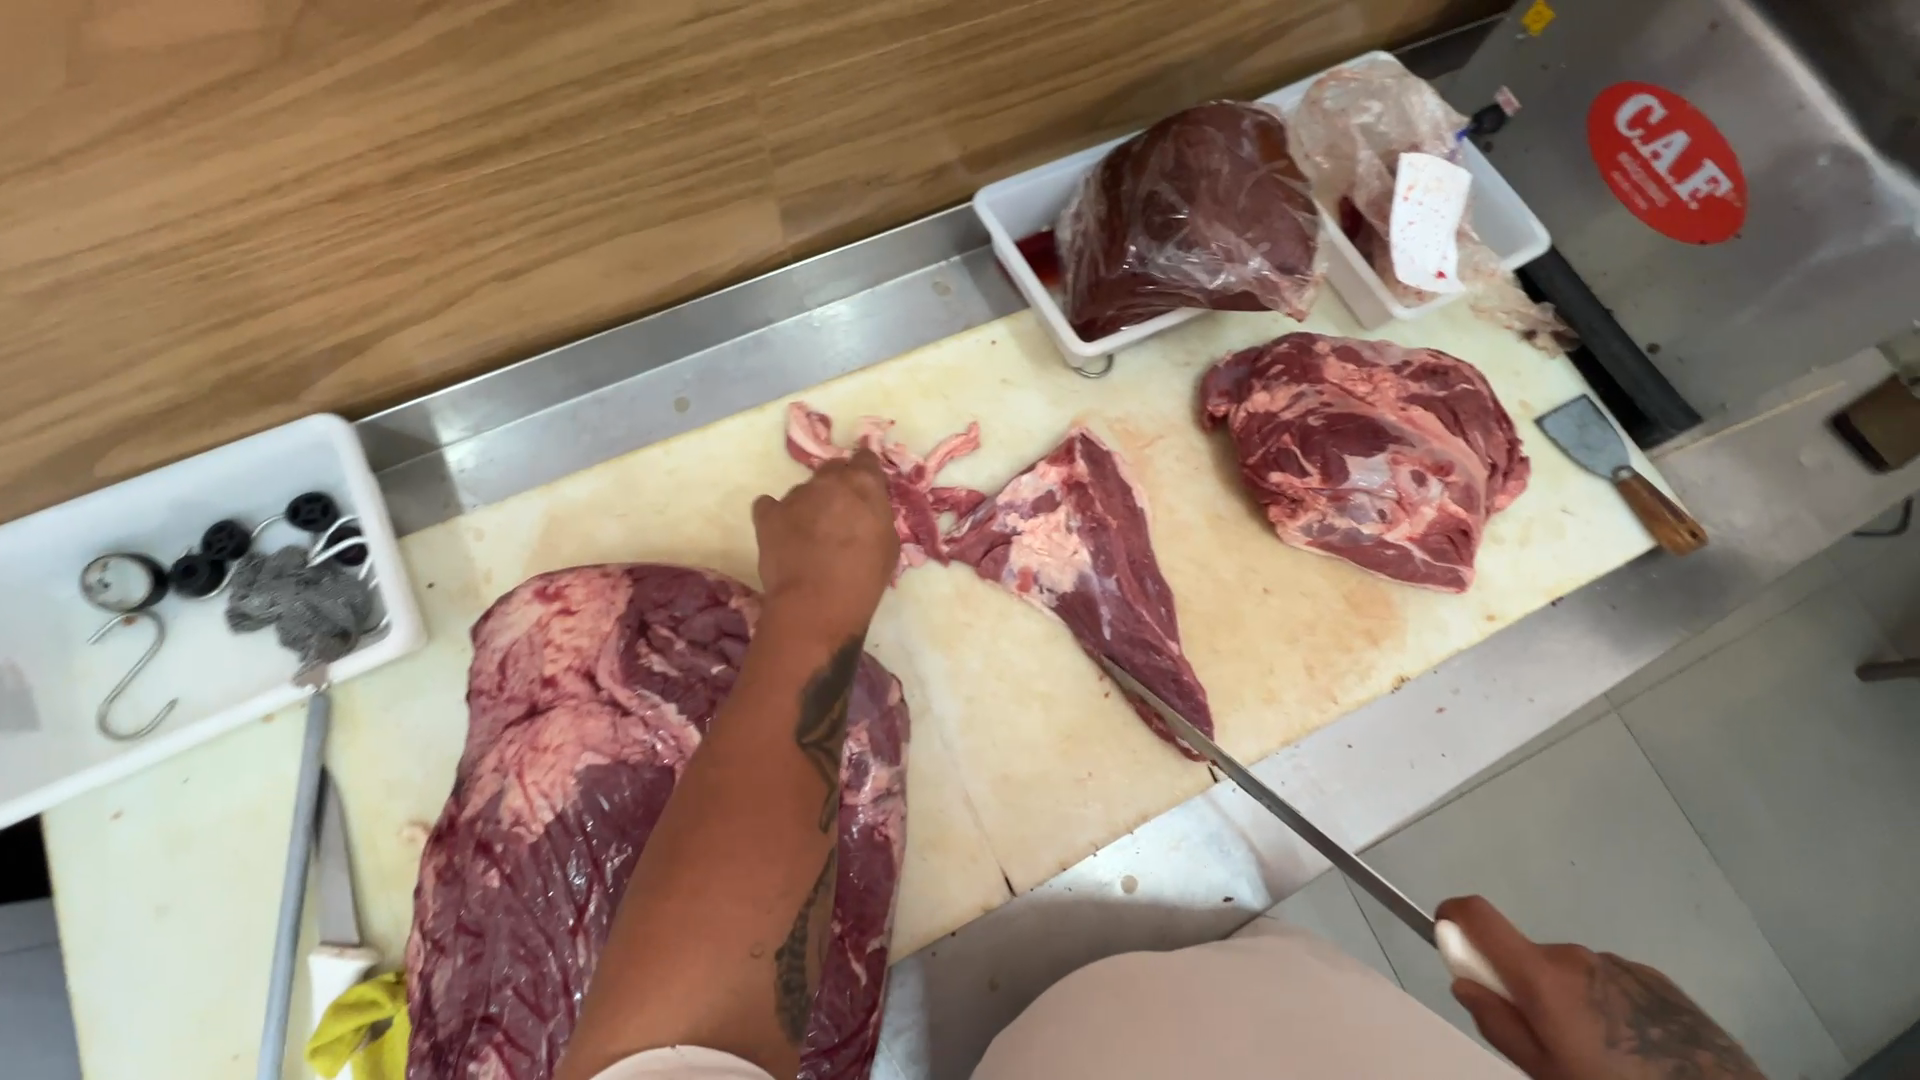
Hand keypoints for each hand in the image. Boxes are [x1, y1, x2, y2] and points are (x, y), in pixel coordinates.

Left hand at [753, 449, 898, 637]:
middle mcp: (828, 480)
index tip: (865, 491)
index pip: (866, 459)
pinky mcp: (768, 514)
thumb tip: (865, 515)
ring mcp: (794, 495)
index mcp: (863, 483)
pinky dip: (777, 515)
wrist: (817, 602)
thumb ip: (877, 518)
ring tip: (810, 537)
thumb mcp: (889, 545)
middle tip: (841, 515)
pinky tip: (782, 534)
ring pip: (804, 491)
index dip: (865, 473)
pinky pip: (770, 505)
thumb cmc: (864, 578)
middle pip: (833, 470)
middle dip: (838, 486)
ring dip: (810, 505)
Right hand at [1437, 896, 1762, 1079]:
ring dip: (1568, 997)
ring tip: (1601, 1051)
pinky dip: (1605, 1004)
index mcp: (1541, 975)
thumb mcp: (1544, 1072)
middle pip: (1526, 954)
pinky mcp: (1658, 980)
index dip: (1452, 916)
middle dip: (1523, 984)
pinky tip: (1635, 1048)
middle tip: (1546, 1037)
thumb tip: (1466, 984)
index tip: (1448, 937)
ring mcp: (1620, 964)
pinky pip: (1609, 982)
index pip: (1476, 914)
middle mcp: (1575, 955)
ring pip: (1570, 972)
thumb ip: (1497, 1023)